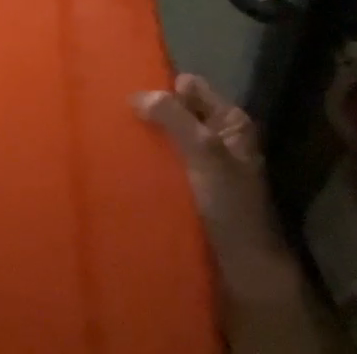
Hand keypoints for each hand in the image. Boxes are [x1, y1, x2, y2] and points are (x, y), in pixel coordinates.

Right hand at [133, 74, 300, 300]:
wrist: (245, 269)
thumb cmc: (231, 206)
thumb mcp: (206, 153)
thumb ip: (175, 118)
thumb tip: (137, 93)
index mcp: (230, 121)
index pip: (190, 86)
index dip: (163, 86)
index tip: (128, 90)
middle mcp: (218, 137)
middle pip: (177, 112)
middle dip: (149, 112)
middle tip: (112, 114)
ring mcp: (204, 164)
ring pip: (168, 139)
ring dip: (146, 139)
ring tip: (111, 137)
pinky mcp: (191, 189)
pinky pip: (164, 164)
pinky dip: (147, 162)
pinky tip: (123, 163)